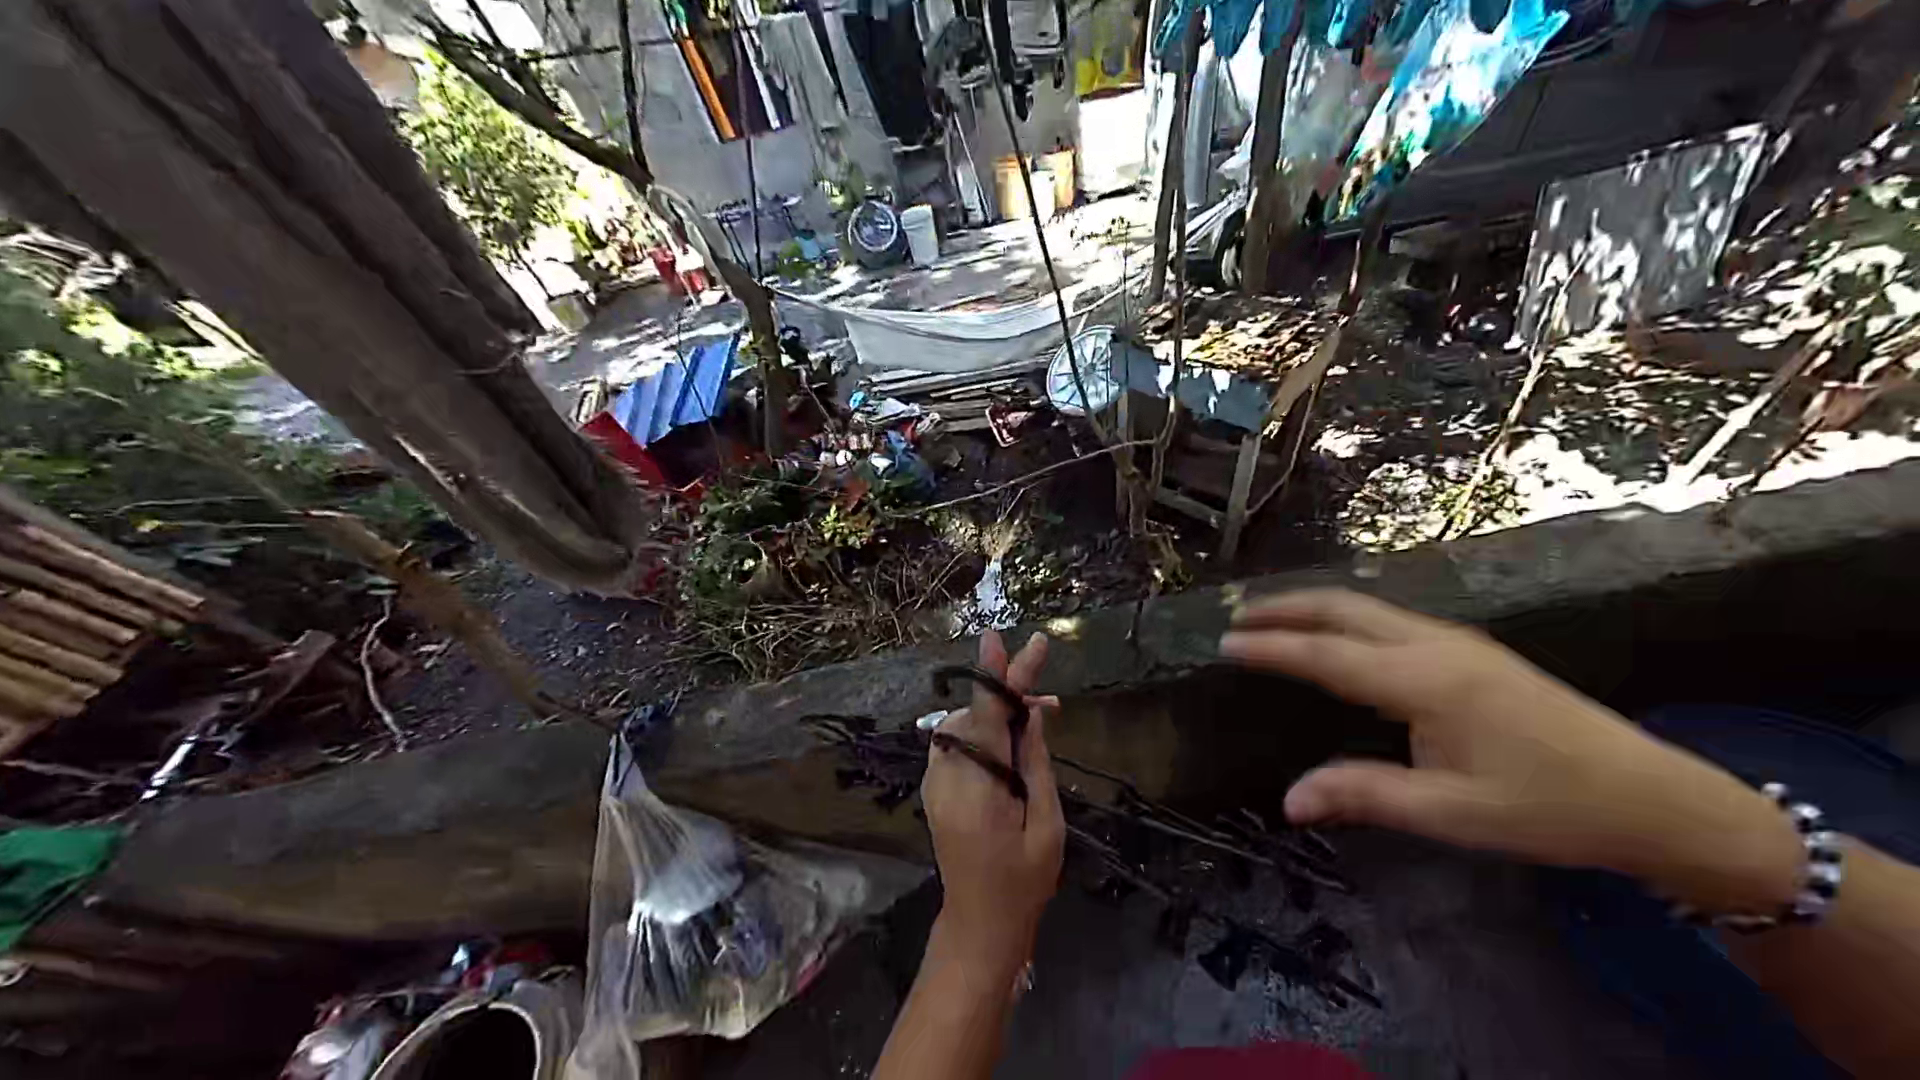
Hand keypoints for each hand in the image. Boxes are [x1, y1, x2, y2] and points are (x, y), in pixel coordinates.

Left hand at [921, 630, 1064, 975]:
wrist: (980, 923)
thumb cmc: (1023, 881)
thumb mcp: (1046, 825)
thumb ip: (1035, 763)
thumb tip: (1029, 713)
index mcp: (976, 788)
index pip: (984, 716)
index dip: (995, 676)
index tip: (998, 638)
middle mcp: (946, 776)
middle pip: (976, 715)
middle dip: (1010, 696)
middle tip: (1050, 697)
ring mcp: (935, 781)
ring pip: (966, 725)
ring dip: (1000, 714)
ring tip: (1041, 716)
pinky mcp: (935, 786)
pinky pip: (959, 742)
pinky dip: (985, 731)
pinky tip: (1013, 737)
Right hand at [1219, 589, 1803, 912]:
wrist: (1659, 798)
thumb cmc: (1551, 809)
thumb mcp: (1452, 813)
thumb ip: (1363, 795)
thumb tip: (1289, 802)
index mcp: (1426, 681)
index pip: (1325, 654)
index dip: (1270, 647)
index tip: (1224, 644)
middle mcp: (1435, 645)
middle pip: (1342, 607)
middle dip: (1284, 606)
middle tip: (1237, 617)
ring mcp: (1456, 641)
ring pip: (1366, 606)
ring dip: (1312, 606)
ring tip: (1270, 619)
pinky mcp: (1469, 650)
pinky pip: (1387, 617)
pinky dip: (1342, 615)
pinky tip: (1333, 634)